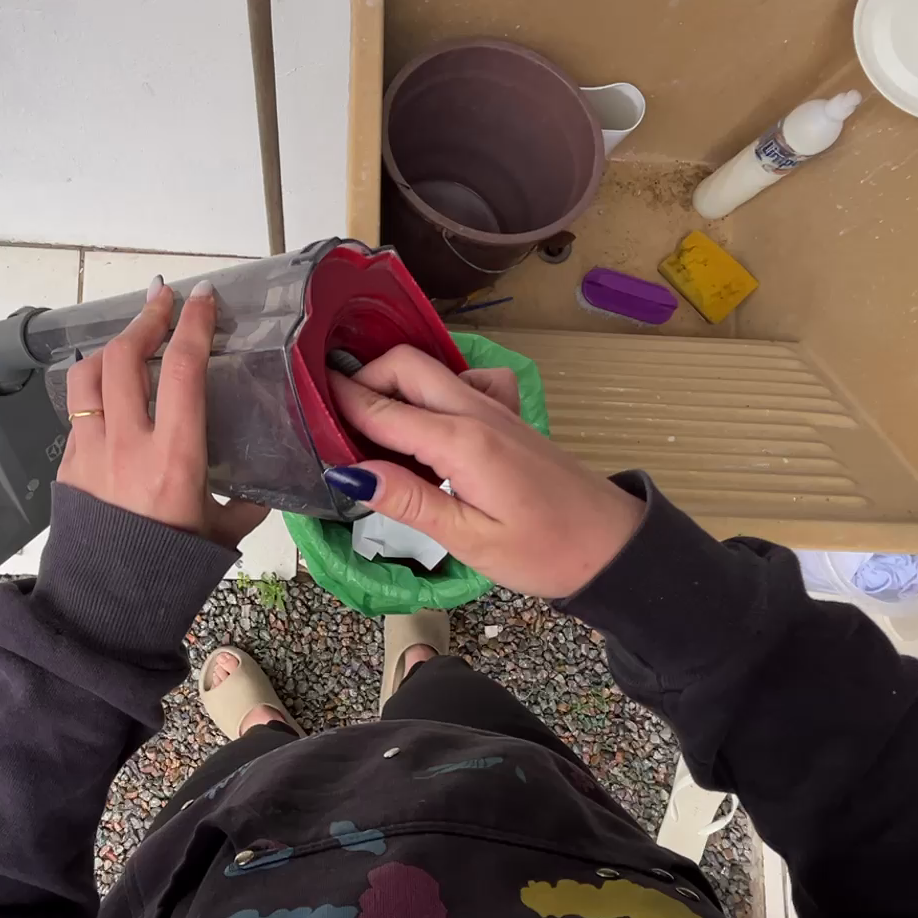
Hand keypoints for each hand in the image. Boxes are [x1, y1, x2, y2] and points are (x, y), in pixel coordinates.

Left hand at [57, 276, 268, 547]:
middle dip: (145, 319)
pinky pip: (78, 411)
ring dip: (110, 348)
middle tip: (162, 300)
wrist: (106, 605)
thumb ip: (244, 504)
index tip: (203, 297)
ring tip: (130, 340)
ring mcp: (89, 450)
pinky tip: (113, 397)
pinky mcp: (68, 464)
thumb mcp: (221, 533)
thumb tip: (262, 489)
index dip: (193, 324)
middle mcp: (127, 443)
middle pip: (124, 357)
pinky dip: (96, 391)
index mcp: (175, 456)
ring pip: (87, 376)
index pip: (182, 369)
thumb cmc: (171, 568)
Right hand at [325, 346, 644, 597]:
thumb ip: (409, 500)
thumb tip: (351, 472)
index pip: (383, 410)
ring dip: (394, 383)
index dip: (339, 404)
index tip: (303, 403)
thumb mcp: (469, 539)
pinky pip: (465, 380)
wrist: (613, 546)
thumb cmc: (544, 551)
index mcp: (462, 442)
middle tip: (335, 420)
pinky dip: (436, 389)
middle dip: (363, 380)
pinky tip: (432, 422)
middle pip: (405, 366)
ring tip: (371, 426)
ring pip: (432, 369)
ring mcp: (495, 408)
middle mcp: (477, 411)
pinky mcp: (507, 416)